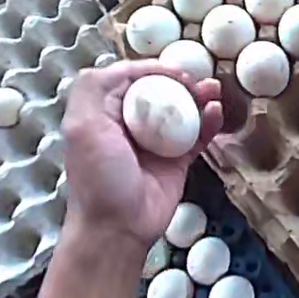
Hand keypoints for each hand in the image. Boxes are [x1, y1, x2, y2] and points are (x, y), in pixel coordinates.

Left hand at [60, 61, 223, 248]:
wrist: (118, 229)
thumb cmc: (98, 178)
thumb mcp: (82, 126)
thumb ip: (93, 89)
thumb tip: (126, 68)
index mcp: (107, 112)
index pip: (133, 78)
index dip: (155, 70)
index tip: (175, 72)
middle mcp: (132, 123)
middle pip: (162, 91)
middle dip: (182, 80)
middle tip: (196, 82)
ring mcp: (157, 141)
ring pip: (183, 109)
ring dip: (200, 96)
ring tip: (213, 90)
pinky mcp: (179, 159)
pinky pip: (198, 134)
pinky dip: (210, 121)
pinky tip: (216, 112)